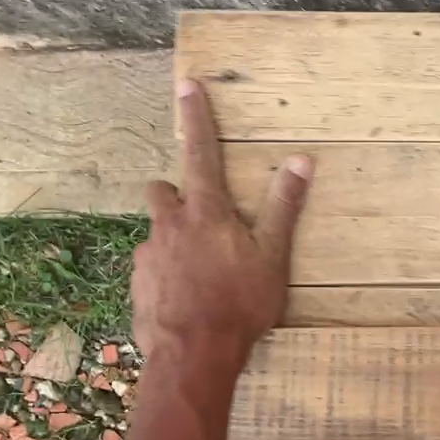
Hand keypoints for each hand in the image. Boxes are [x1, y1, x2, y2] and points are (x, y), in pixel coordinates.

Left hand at [132, 80, 313, 366]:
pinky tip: (188, 297)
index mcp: (206, 212)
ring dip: (175, 239)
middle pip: (163, 191)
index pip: (201, 153)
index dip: (197, 118)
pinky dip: (168, 273)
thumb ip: (283, 208)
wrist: (193, 354)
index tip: (188, 86)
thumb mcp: (273, 256)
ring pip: (158, 233)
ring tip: (203, 271)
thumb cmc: (240, 303)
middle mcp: (169, 225)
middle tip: (202, 216)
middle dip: (176, 194)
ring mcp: (148, 255)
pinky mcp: (138, 284)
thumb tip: (301, 161)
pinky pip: (153, 268)